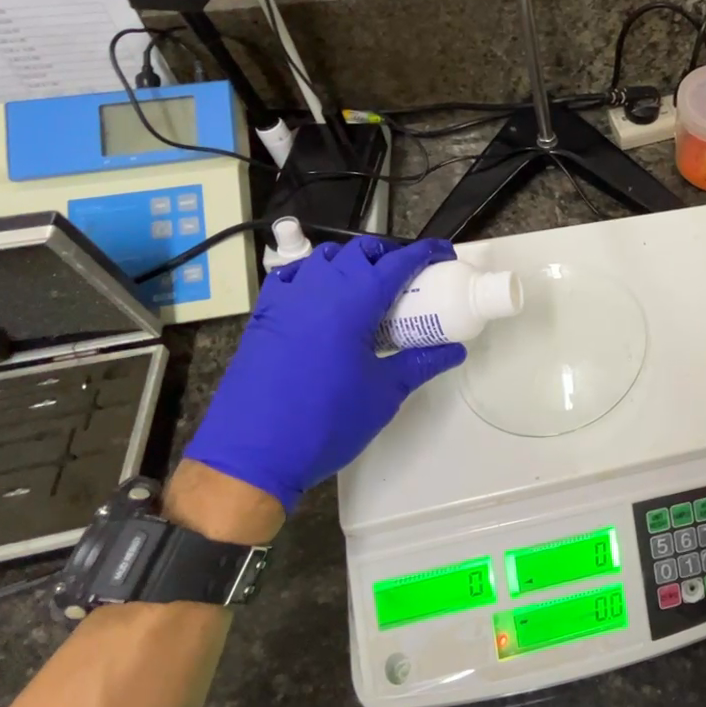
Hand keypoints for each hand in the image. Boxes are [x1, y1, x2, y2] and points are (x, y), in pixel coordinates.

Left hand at [185, 236, 464, 511]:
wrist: (252, 455)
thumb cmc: (327, 420)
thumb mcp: (384, 393)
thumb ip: (420, 363)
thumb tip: (454, 350)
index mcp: (355, 300)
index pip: (398, 261)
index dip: (425, 253)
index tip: (444, 255)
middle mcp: (320, 288)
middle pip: (359, 251)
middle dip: (387, 255)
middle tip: (408, 277)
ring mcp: (287, 300)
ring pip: (323, 259)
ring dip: (349, 262)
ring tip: (366, 287)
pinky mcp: (263, 317)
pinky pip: (291, 279)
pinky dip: (312, 277)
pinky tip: (320, 299)